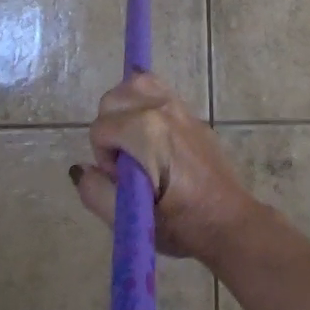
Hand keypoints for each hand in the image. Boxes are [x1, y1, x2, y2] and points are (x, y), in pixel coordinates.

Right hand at [71, 73, 262, 262]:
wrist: (228, 220)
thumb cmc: (180, 224)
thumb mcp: (130, 220)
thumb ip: (95, 193)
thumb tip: (81, 169)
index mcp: (147, 132)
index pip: (100, 128)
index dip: (103, 156)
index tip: (121, 179)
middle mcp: (162, 109)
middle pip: (113, 99)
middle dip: (110, 129)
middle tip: (125, 163)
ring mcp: (180, 105)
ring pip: (135, 85)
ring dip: (125, 110)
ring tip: (133, 142)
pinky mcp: (191, 112)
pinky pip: (157, 90)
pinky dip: (144, 102)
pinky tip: (149, 131)